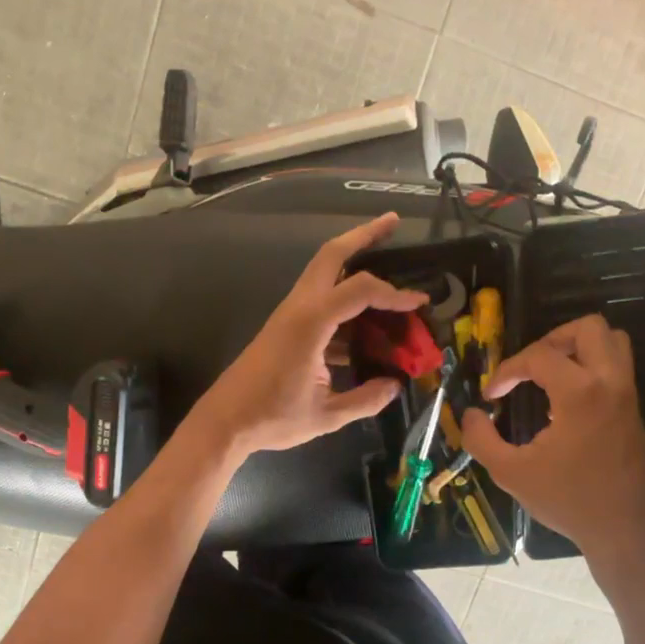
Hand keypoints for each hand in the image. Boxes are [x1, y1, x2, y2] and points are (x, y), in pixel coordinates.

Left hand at [186, 213, 426, 455]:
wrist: (225, 421)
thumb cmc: (272, 418)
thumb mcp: (326, 415)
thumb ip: (365, 400)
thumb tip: (394, 386)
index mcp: (310, 323)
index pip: (360, 290)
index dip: (394, 294)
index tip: (419, 304)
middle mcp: (299, 307)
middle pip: (332, 254)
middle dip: (363, 235)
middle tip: (393, 222)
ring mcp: (289, 314)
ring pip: (322, 271)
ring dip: (351, 260)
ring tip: (384, 258)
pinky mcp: (285, 326)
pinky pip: (318, 298)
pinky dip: (343, 296)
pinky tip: (365, 320)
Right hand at [461, 315, 644, 557]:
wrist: (623, 528)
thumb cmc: (567, 500)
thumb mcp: (511, 473)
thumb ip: (482, 440)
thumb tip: (470, 415)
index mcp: (581, 392)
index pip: (540, 356)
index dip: (508, 369)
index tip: (491, 394)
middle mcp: (609, 383)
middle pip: (589, 329)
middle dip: (552, 340)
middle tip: (528, 368)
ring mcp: (626, 395)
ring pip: (612, 343)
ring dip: (578, 348)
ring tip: (549, 375)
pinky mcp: (632, 411)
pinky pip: (616, 369)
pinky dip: (590, 368)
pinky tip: (564, 401)